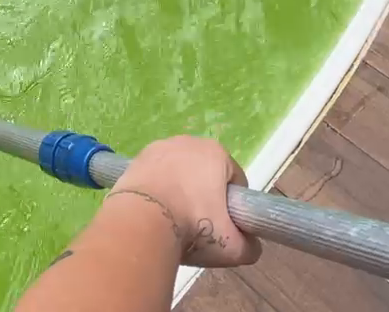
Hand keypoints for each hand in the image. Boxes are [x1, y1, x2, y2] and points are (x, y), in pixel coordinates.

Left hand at [106, 136, 260, 267]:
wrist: (142, 221)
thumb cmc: (194, 226)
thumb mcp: (233, 247)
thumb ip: (250, 246)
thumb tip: (251, 245)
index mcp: (217, 152)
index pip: (235, 179)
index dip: (234, 205)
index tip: (226, 225)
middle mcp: (189, 141)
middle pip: (206, 172)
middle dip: (205, 195)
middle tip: (200, 224)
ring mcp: (160, 146)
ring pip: (179, 172)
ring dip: (180, 189)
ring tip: (174, 219)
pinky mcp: (137, 158)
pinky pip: (156, 175)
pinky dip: (158, 189)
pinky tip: (155, 211)